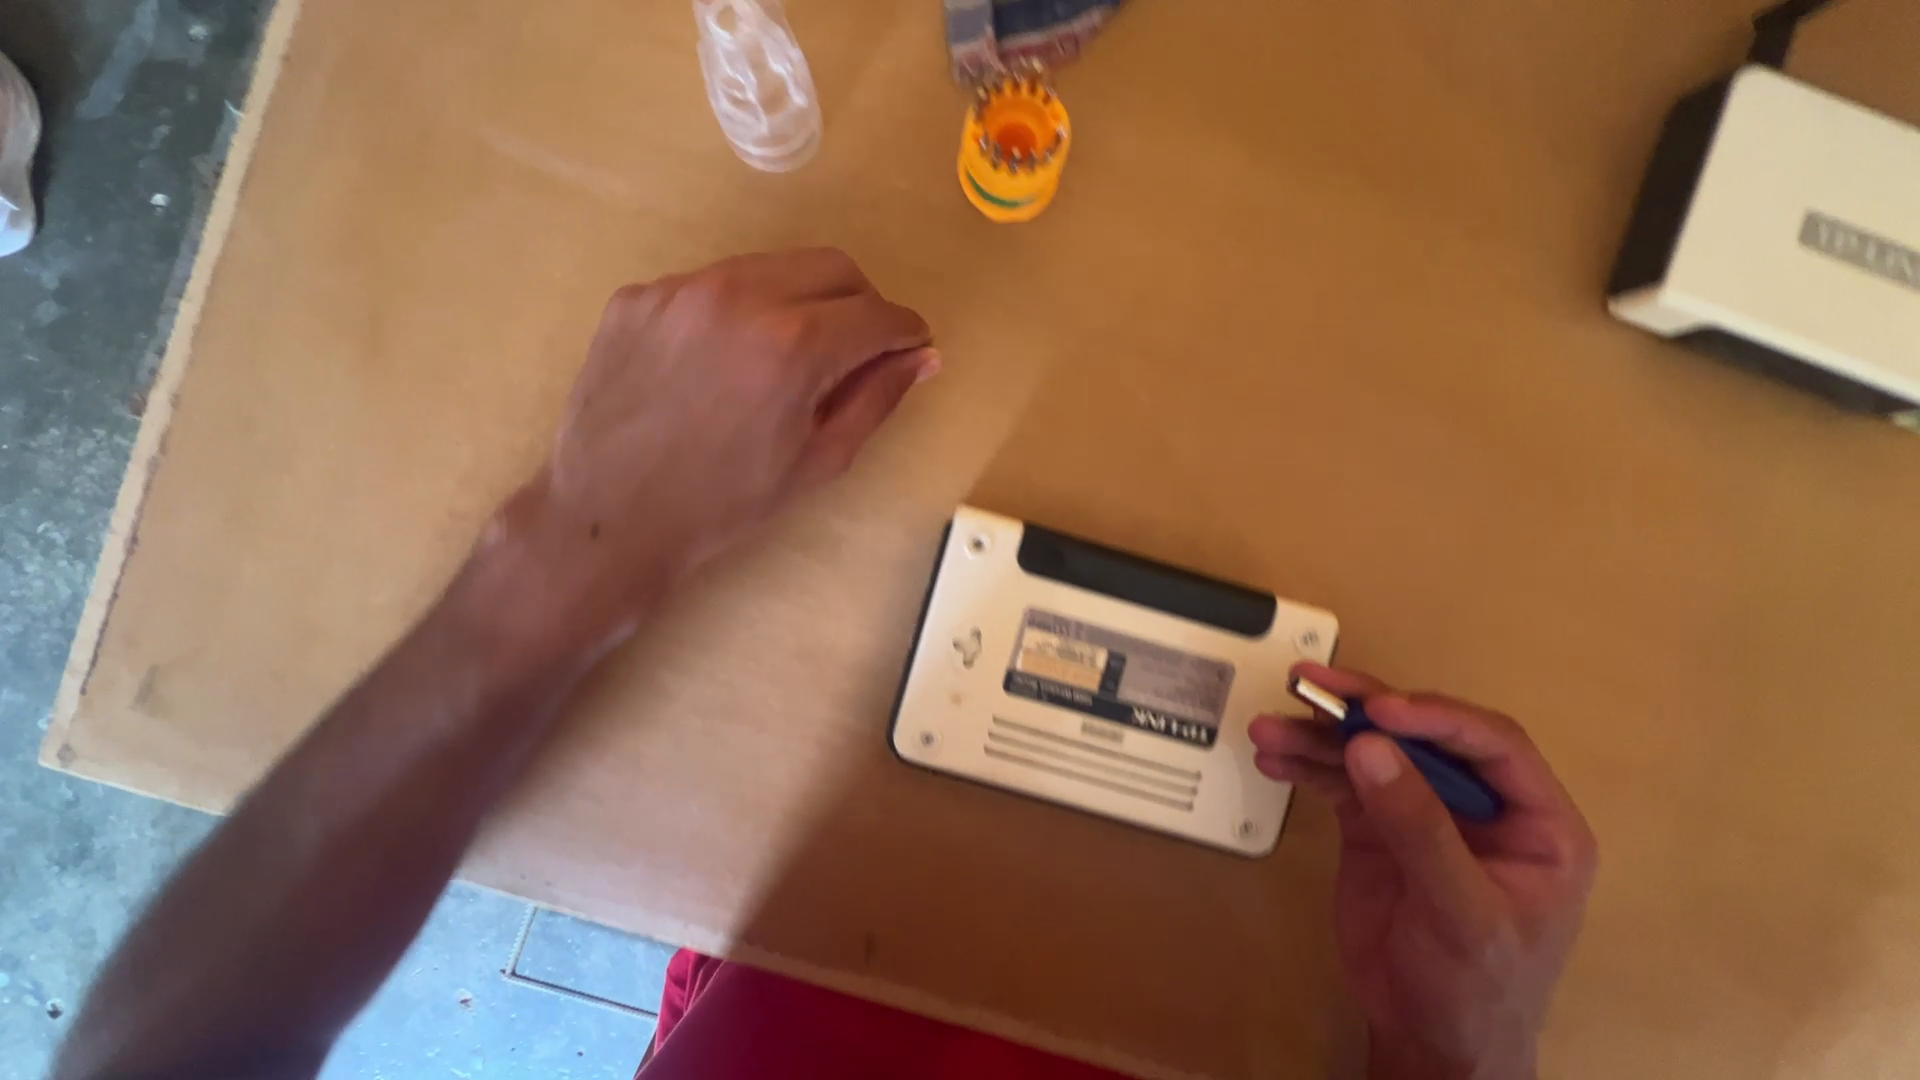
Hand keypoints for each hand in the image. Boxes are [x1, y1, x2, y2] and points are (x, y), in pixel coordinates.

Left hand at [491, 249, 937, 652]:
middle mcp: (741, 294)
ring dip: (802, 300)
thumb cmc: (726, 502)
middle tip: (860, 348)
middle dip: (862, 303)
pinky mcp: (640, 295)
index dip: (906, 331)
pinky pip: (713, 285)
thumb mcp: (819, 460)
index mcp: (794, 343)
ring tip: (791, 354)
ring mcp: (683, 288)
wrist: (610, 514)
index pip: (877, 313)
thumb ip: (877, 398)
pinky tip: (726, 360)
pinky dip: (740, 311)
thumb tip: (923, 357)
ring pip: (771, 267)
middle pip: (833, 267)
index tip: (912, 348)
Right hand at [1249, 663, 1596, 1079]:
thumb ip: (1418, 827)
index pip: (1491, 745)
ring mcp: (1419, 810)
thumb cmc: (1475, 987)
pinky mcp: (1372, 823)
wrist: (1426, 1037)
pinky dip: (1304, 766)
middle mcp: (1476, 804)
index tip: (1380, 710)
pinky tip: (1274, 759)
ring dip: (1317, 737)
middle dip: (1362, 710)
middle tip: (1311, 686)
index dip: (1437, 717)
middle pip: (1419, 734)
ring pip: (1369, 751)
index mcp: (1534, 821)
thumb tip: (1369, 748)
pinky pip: (1337, 780)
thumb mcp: (1460, 910)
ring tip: (1270, 729)